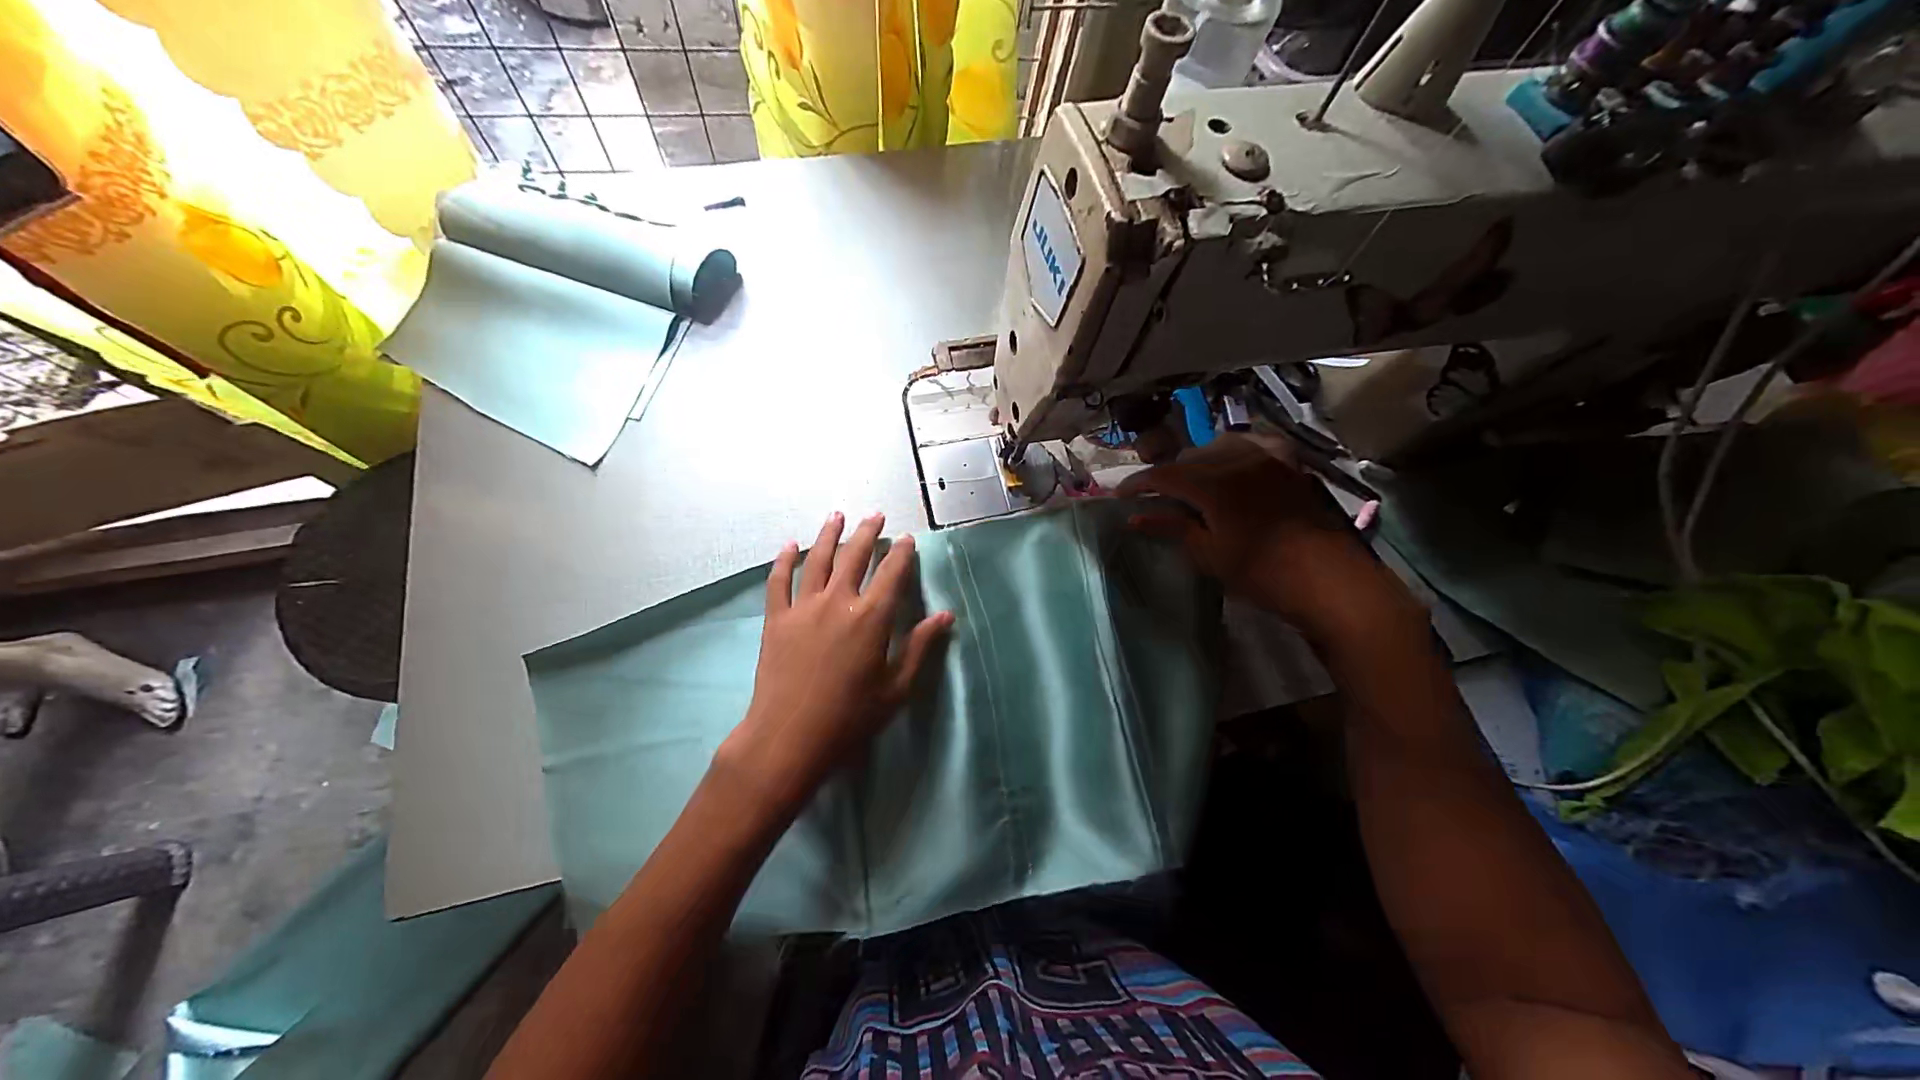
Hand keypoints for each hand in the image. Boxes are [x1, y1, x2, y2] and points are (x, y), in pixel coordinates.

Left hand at [718, 512, 952, 812]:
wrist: (789, 736)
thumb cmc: (850, 717)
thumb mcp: (895, 688)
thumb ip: (919, 647)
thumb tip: (945, 615)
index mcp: (871, 618)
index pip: (891, 574)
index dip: (901, 553)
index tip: (907, 538)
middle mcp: (838, 602)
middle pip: (855, 556)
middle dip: (867, 533)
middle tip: (876, 515)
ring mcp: (803, 607)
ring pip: (818, 559)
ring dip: (829, 534)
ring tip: (838, 515)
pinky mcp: (776, 619)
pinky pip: (779, 581)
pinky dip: (784, 560)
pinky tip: (789, 546)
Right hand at [1118, 434, 1422, 649]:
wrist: (1330, 581)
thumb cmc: (1262, 573)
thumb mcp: (1210, 555)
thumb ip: (1172, 529)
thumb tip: (1135, 517)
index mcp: (1214, 483)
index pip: (1164, 474)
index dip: (1139, 483)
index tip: (1121, 496)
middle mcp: (1240, 460)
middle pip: (1192, 456)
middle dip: (1169, 473)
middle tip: (1157, 497)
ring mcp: (1271, 459)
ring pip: (1223, 444)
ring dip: (1202, 459)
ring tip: (1195, 481)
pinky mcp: (1293, 466)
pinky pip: (1259, 443)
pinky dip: (1239, 450)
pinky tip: (1238, 462)